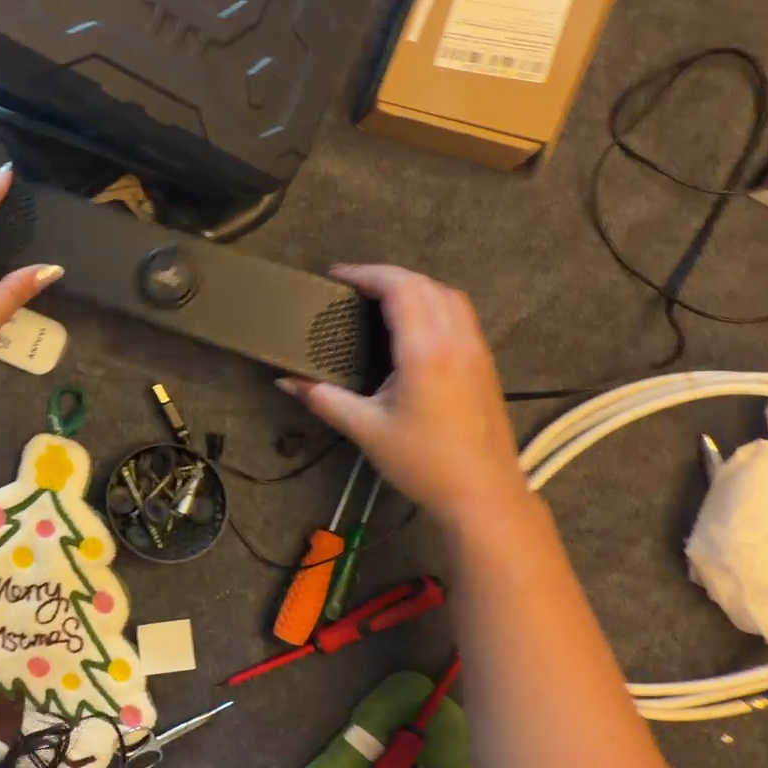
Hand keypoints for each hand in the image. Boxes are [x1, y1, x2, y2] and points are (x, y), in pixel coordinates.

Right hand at [280, 265, 526, 522]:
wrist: (483, 492)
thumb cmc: (422, 461)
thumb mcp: (365, 429)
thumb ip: (323, 398)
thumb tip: (284, 380)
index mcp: (426, 350)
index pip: (399, 289)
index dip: (366, 274)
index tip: (334, 276)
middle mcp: (456, 339)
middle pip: (424, 284)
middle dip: (386, 275)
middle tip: (349, 286)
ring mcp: (476, 349)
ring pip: (447, 295)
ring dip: (412, 286)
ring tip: (377, 298)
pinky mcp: (483, 362)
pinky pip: (458, 313)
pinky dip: (431, 302)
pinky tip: (410, 322)